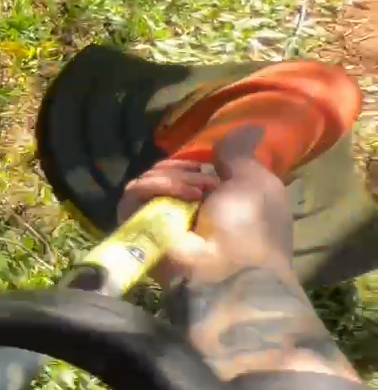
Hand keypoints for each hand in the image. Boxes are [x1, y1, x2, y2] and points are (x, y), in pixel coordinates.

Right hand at [118, 128, 296, 285]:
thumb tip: (251, 125)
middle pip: (166, 170)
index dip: (196, 160)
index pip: (193, 168)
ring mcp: (158, 214)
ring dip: (172, 178)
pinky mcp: (134, 220)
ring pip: (148, 178)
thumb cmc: (251, 226)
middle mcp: (185, 205)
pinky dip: (153, 188)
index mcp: (215, 198)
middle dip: (184, 169)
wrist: (226, 265)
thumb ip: (240, 155)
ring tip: (194, 193)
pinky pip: (133, 192)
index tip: (205, 160)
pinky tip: (176, 197)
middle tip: (204, 181)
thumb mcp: (256, 182)